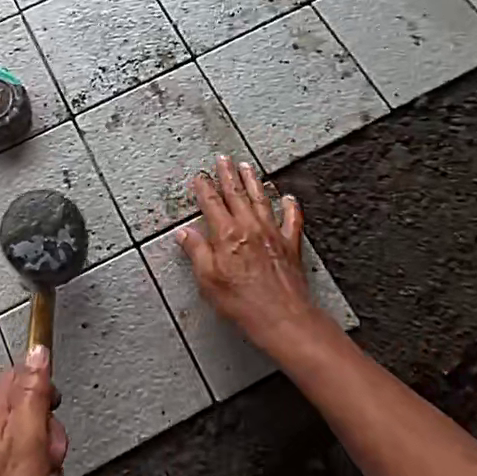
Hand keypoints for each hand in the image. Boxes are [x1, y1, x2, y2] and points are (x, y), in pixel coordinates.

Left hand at [0, 345, 67, 475]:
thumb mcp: (29, 434)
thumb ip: (34, 390)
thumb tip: (37, 350)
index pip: (22, 371)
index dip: (44, 385)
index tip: (52, 402)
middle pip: (34, 404)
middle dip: (51, 427)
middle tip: (47, 447)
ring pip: (39, 434)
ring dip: (50, 454)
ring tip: (43, 473)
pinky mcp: (4, 475)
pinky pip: (35, 460)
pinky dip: (43, 474)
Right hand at [179, 155, 327, 354]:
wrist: (280, 315)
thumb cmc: (243, 302)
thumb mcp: (208, 280)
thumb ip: (197, 252)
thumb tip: (184, 234)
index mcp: (228, 235)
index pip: (212, 204)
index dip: (204, 188)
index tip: (200, 177)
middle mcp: (250, 227)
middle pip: (236, 194)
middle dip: (228, 174)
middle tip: (223, 160)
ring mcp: (272, 233)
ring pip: (261, 198)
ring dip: (253, 181)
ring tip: (247, 167)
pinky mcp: (290, 243)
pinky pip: (292, 218)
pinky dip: (290, 206)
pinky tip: (288, 198)